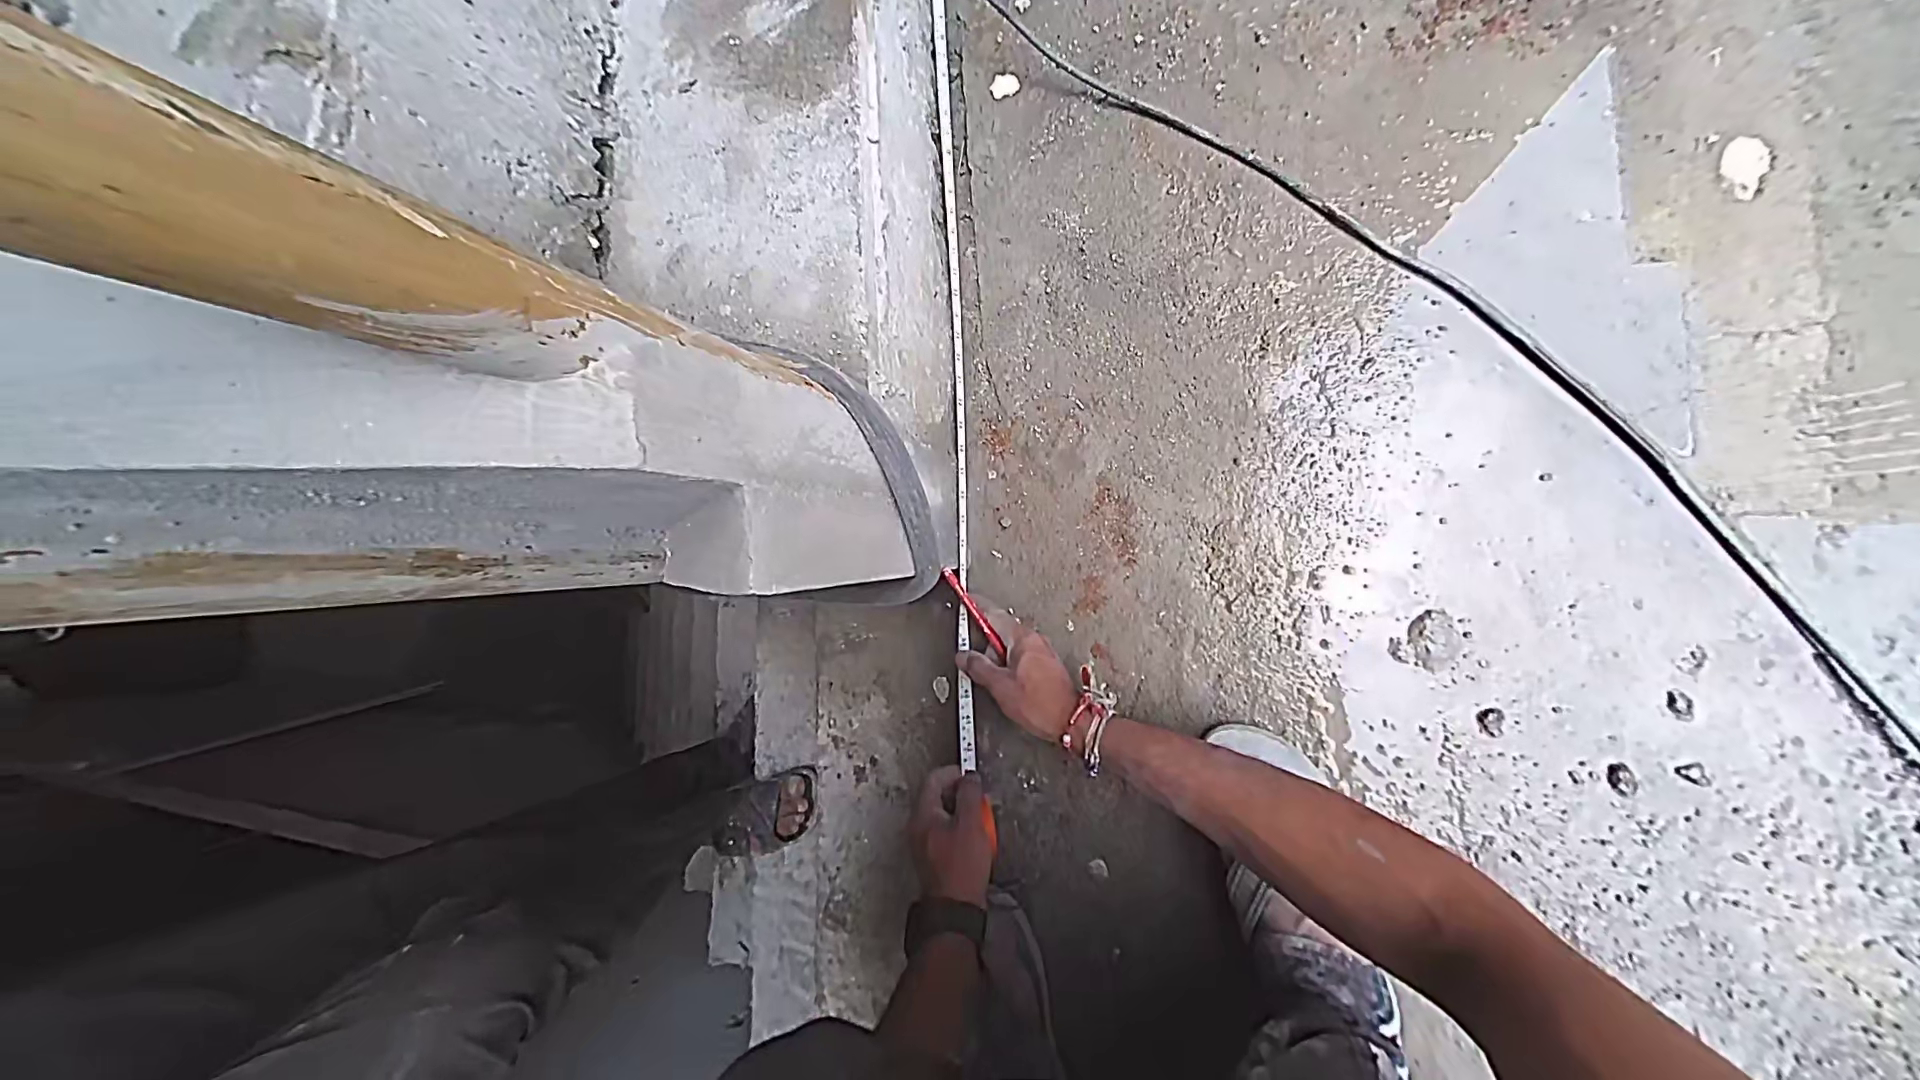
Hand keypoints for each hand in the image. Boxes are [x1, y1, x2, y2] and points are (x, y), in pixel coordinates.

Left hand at [909, 765, 995, 906]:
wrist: (955, 909)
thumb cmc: (963, 865)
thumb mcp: (971, 824)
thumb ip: (969, 795)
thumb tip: (969, 777)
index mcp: (922, 814)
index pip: (934, 779)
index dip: (954, 773)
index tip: (972, 777)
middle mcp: (917, 825)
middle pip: (936, 795)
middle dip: (959, 792)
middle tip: (979, 798)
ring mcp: (922, 841)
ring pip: (941, 814)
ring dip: (961, 810)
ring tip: (980, 818)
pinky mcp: (931, 855)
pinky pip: (943, 831)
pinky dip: (958, 827)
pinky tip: (974, 838)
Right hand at [953, 599, 1078, 742]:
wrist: (1069, 721)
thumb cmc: (1039, 704)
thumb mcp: (1000, 685)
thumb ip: (978, 667)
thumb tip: (963, 656)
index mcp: (1022, 638)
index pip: (994, 614)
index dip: (977, 608)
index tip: (966, 601)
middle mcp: (1034, 639)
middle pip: (1000, 631)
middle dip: (985, 646)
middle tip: (977, 666)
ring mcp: (1042, 650)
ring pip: (1010, 646)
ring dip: (998, 659)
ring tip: (999, 683)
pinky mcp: (1045, 663)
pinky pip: (1021, 656)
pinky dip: (1010, 665)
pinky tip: (1010, 685)